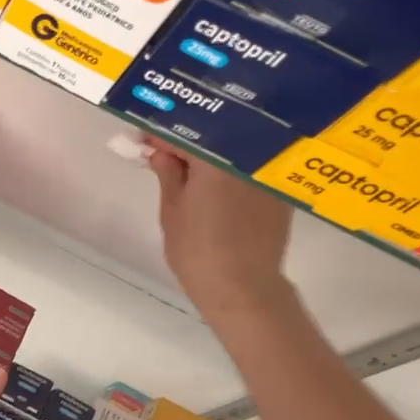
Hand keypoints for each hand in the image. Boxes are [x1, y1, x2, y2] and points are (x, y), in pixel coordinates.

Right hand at [146, 141, 294, 318]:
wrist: (241, 286)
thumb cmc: (197, 251)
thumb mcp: (172, 211)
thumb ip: (168, 174)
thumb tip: (161, 153)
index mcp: (215, 158)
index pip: (184, 133)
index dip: (160, 133)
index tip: (142, 139)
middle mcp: (247, 155)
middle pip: (213, 135)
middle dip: (186, 139)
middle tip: (162, 151)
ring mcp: (266, 171)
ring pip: (233, 148)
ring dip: (209, 151)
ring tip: (187, 164)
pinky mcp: (276, 187)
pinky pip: (250, 165)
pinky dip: (230, 167)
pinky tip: (215, 181)